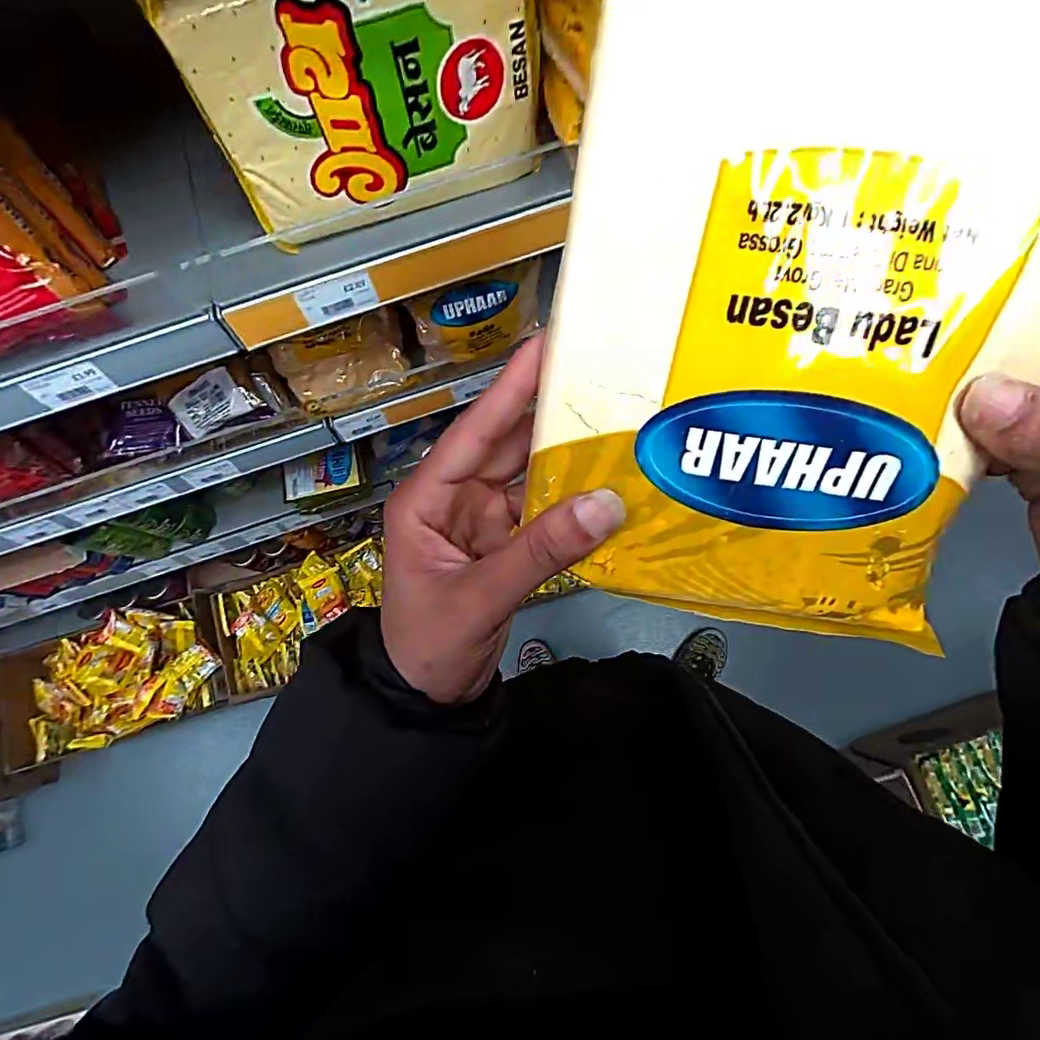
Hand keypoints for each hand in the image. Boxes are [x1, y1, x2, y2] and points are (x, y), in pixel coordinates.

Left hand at [382, 335, 625, 703]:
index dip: (509, 388)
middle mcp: (454, 498)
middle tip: (595, 368)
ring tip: (612, 413)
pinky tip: (604, 478)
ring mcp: (480, 519)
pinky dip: (569, 496)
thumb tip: (607, 504)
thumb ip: (541, 553)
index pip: (473, 432)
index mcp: (427, 498)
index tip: (544, 344)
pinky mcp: (503, 542)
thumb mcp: (480, 598)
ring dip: (563, 450)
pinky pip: (540, 508)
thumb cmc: (428, 646)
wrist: (426, 696)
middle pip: (503, 444)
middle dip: (546, 408)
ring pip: (526, 473)